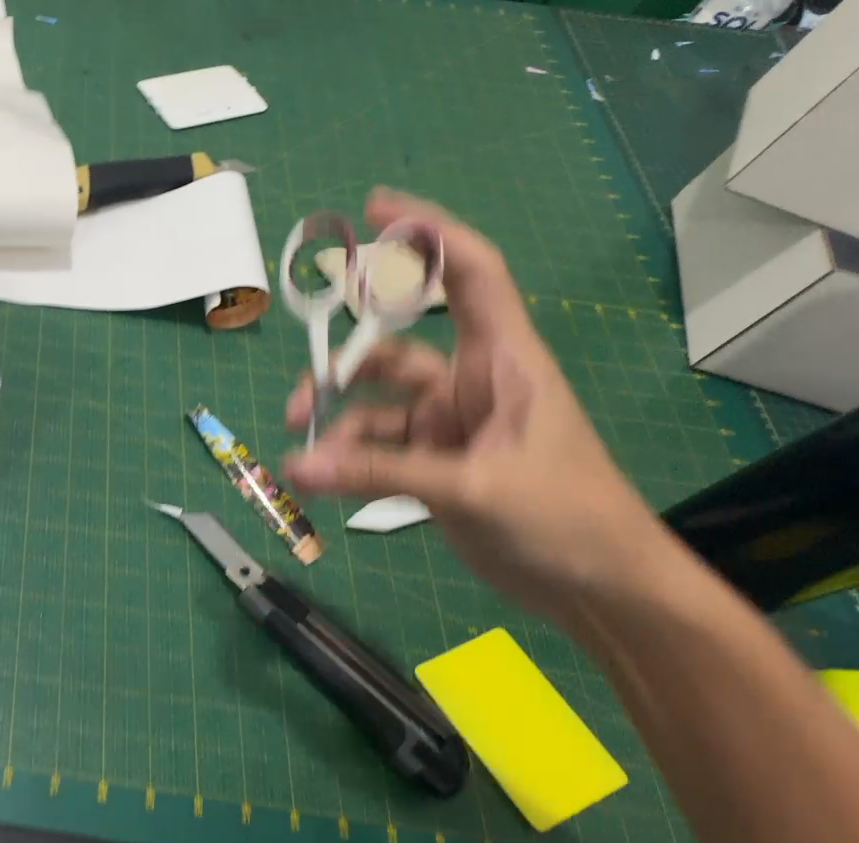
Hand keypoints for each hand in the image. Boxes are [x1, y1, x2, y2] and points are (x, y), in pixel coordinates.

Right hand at [282, 189, 670, 619]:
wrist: (593, 585)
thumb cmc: (565, 516)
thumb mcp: (473, 486)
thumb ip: (380, 473)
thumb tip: (296, 465)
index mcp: (504, 362)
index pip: (468, 277)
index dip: (427, 236)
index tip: (373, 211)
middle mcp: (469, 385)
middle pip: (393, 351)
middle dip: (343, 368)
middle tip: (302, 396)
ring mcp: (445, 428)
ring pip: (372, 408)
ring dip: (335, 429)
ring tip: (303, 461)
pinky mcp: (429, 468)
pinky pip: (372, 453)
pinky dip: (344, 465)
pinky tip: (321, 486)